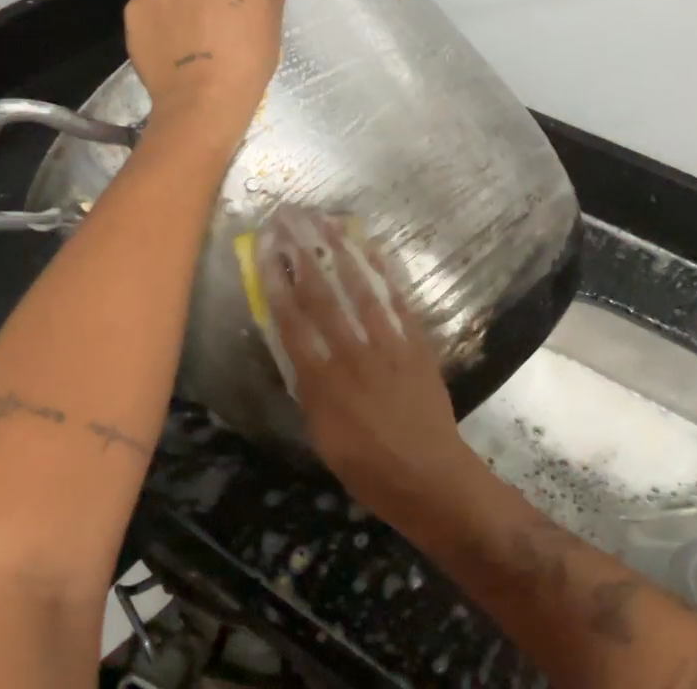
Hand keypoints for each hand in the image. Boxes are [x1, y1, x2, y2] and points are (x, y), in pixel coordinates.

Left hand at [124, 0, 307, 147]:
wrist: (204, 100)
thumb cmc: (248, 57)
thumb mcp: (273, 12)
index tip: (241, 19)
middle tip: (219, 34)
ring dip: (182, 8)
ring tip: (194, 45)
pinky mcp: (133, 12)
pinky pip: (150, 12)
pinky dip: (159, 25)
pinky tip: (173, 49)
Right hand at [254, 207, 478, 526]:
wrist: (431, 478)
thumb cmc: (368, 468)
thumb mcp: (322, 437)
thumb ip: (307, 388)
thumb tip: (293, 348)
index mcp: (322, 381)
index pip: (292, 321)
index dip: (276, 281)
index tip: (265, 249)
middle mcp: (353, 353)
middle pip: (323, 295)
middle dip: (302, 253)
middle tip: (288, 219)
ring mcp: (389, 344)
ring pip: (360, 288)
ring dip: (340, 250)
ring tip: (323, 220)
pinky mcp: (416, 342)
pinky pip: (398, 299)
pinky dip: (384, 271)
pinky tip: (371, 247)